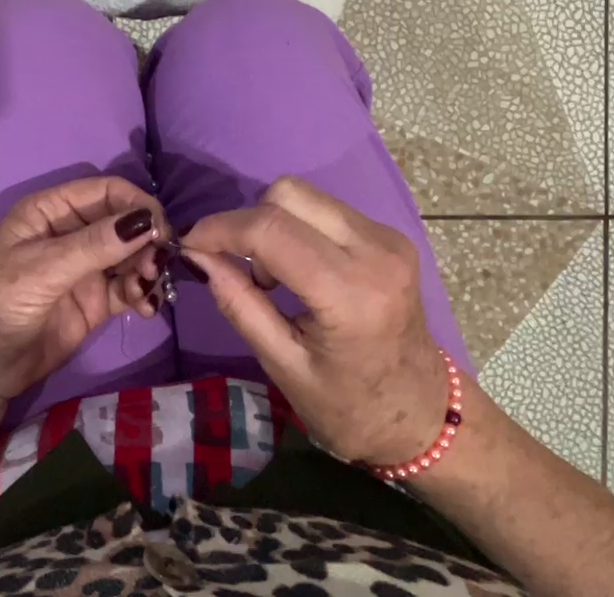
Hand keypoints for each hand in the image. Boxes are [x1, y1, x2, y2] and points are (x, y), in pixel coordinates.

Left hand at [0, 175, 167, 410]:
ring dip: (146, 267)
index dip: (135, 204)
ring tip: (147, 288)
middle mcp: (70, 233)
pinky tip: (145, 308)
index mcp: (50, 210)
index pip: (104, 191)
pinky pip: (128, 288)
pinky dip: (142, 293)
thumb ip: (96, 245)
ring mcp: (83, 268)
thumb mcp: (44, 268)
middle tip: (157, 265)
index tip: (160, 228)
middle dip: (145, 239)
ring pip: (130, 255)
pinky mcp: (93, 302)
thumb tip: (147, 221)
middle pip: (122, 222)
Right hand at [180, 175, 447, 465]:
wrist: (424, 419)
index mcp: (350, 294)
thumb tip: (198, 255)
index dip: (219, 229)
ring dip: (271, 223)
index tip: (190, 245)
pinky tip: (297, 268)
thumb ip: (238, 303)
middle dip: (247, 223)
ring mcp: (388, 239)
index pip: (270, 230)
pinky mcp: (390, 237)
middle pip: (286, 194)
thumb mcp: (282, 365)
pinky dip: (295, 227)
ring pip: (303, 194)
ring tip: (272, 275)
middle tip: (242, 269)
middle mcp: (375, 252)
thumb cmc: (350, 408)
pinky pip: (323, 208)